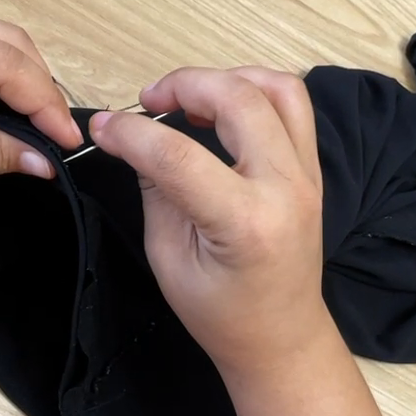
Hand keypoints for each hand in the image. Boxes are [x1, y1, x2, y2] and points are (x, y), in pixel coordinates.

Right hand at [89, 67, 339, 377]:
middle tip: (150, 100)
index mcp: (245, 223)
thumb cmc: (221, 314)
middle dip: (185, 85)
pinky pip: (293, 107)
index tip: (102, 126)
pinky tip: (222, 106)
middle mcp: (286, 189)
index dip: (131, 133)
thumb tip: (134, 140)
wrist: (282, 337)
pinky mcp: (313, 170)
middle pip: (240, 100)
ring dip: (229, 78)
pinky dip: (256, 90)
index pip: (178, 155)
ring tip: (190, 97)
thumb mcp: (169, 259)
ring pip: (279, 89)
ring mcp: (308, 175)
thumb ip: (155, 191)